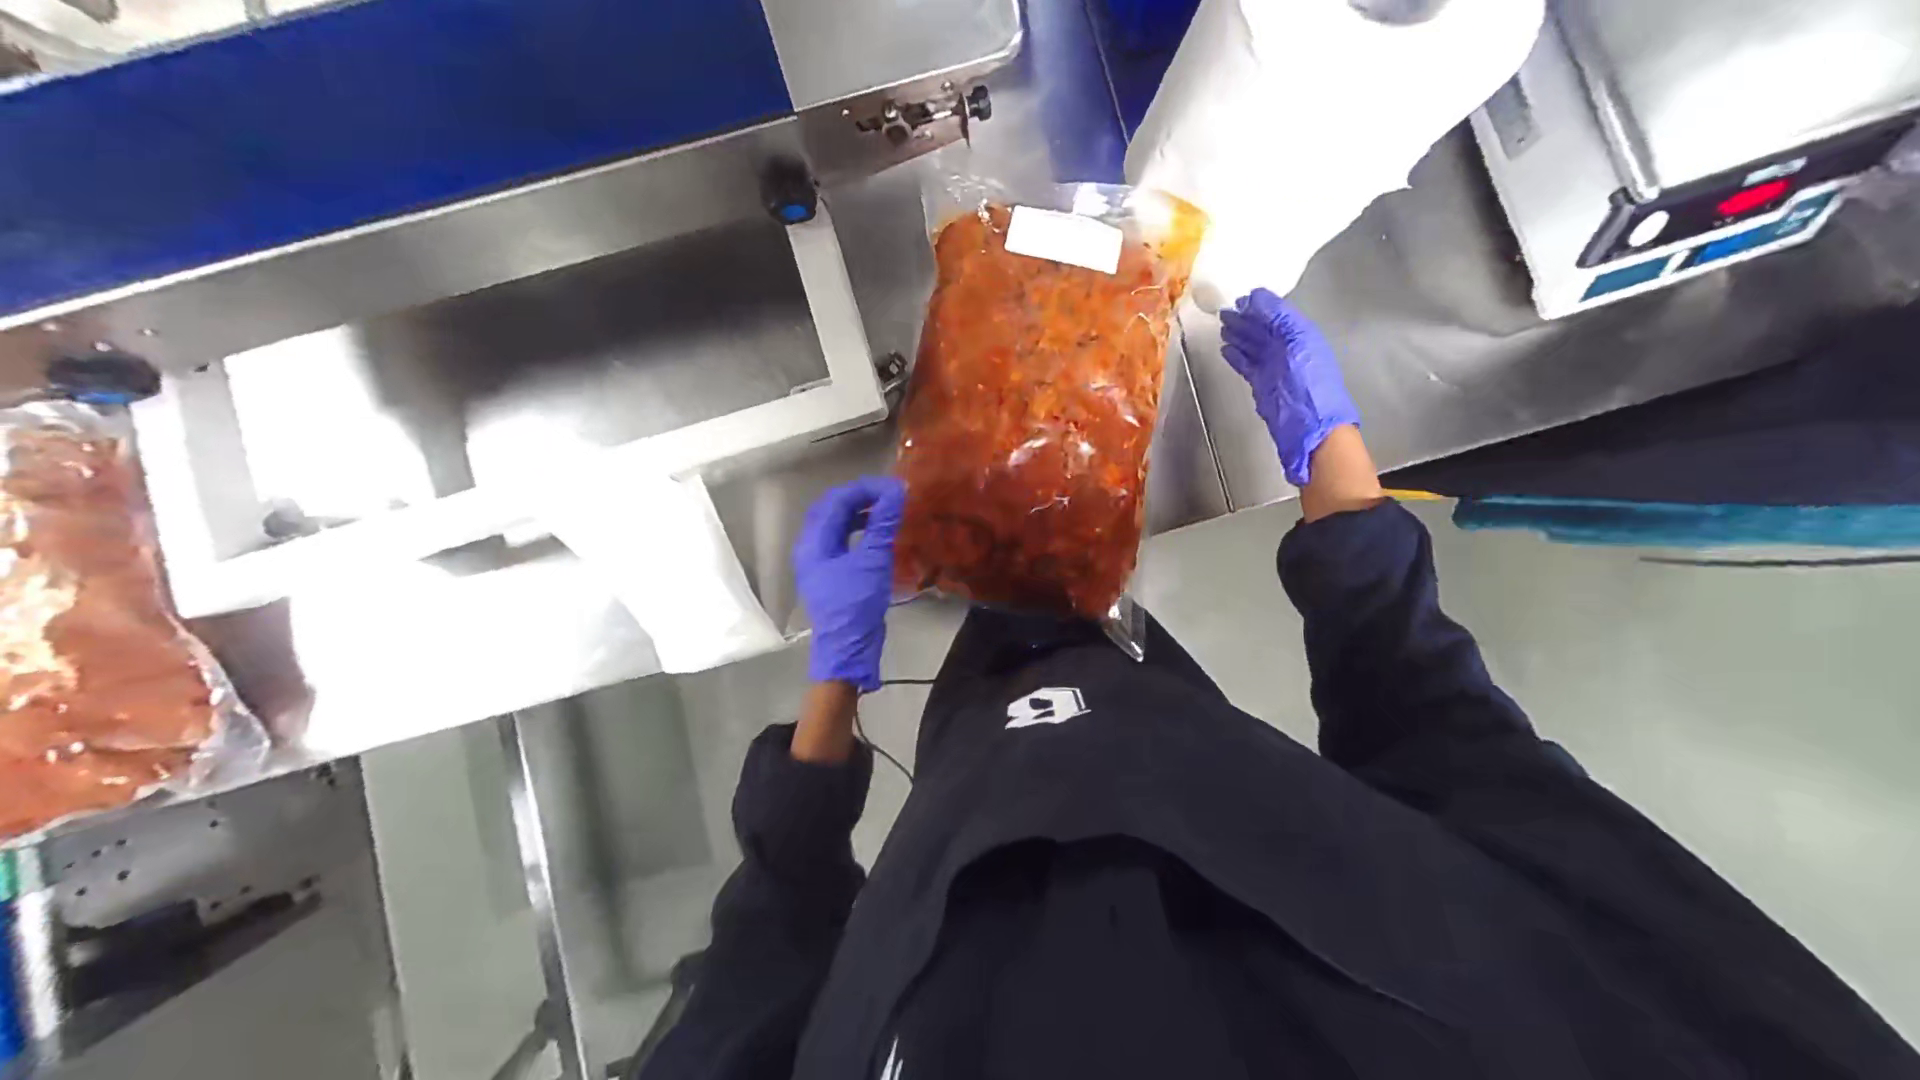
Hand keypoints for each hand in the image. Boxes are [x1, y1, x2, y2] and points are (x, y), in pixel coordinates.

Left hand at [793, 476, 905, 693]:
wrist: (847, 648)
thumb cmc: (856, 605)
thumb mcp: (873, 562)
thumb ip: (883, 524)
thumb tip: (897, 492)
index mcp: (815, 541)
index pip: (838, 500)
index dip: (867, 489)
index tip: (895, 489)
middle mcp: (811, 546)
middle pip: (833, 508)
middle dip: (862, 497)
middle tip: (890, 496)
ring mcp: (818, 560)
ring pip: (836, 523)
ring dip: (860, 512)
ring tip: (886, 511)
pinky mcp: (829, 572)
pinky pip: (841, 539)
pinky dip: (858, 529)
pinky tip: (877, 533)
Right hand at [1218, 288, 1361, 486]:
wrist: (1311, 432)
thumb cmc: (1308, 387)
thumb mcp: (1298, 344)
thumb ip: (1279, 318)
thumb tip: (1256, 297)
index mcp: (1301, 336)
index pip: (1277, 314)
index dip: (1260, 305)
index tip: (1239, 298)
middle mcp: (1289, 350)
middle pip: (1264, 329)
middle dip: (1246, 319)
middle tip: (1225, 311)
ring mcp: (1275, 369)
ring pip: (1254, 347)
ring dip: (1239, 336)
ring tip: (1223, 327)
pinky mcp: (1264, 387)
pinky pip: (1248, 366)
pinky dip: (1237, 357)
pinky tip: (1226, 350)